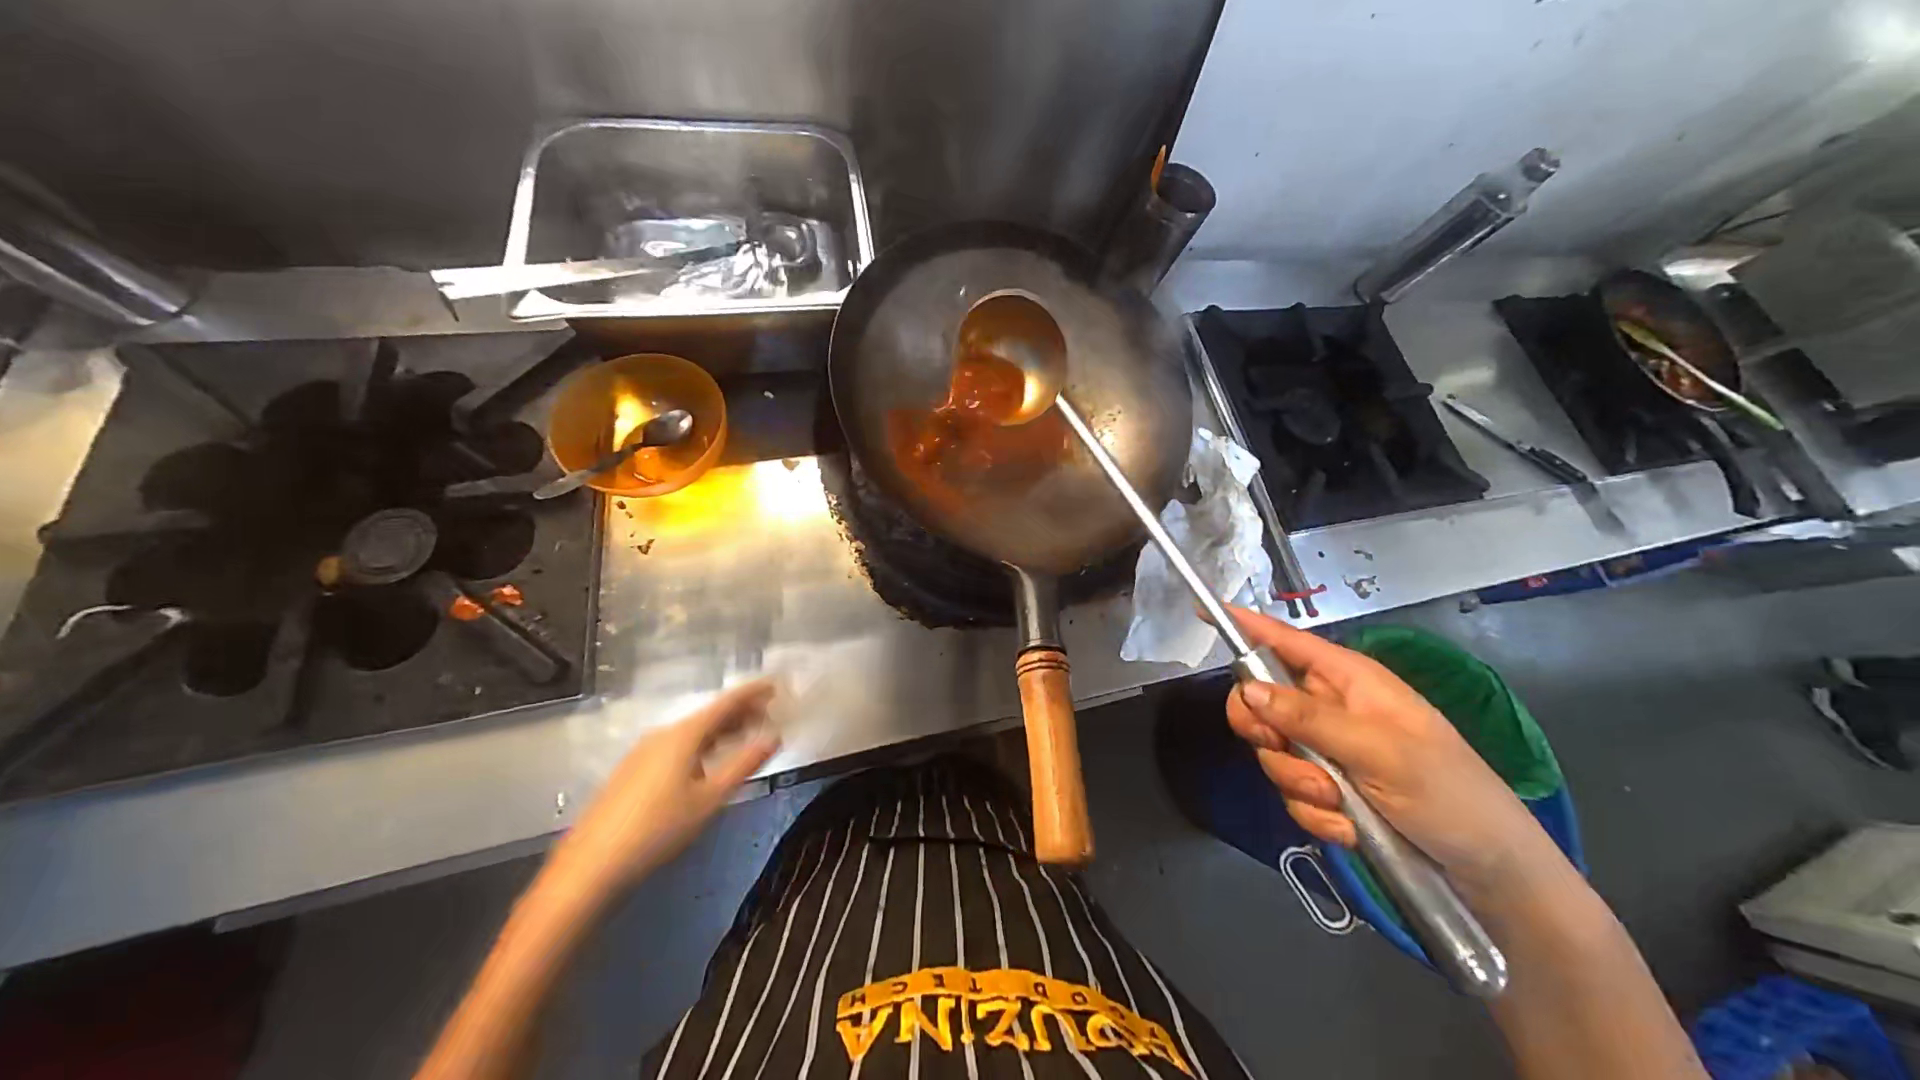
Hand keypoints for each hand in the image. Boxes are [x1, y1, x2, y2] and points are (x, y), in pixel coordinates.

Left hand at [548, 679, 780, 902]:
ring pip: (693, 732)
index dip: (752, 693)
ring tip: (747, 735)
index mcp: (683, 735)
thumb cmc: (659, 829)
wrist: (592, 865)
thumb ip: (744, 764)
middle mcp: (663, 735)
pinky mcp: (634, 771)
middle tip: (770, 714)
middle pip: (708, 715)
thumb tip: (774, 737)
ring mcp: (644, 752)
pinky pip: (679, 745)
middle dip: (740, 712)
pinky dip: (704, 744)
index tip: (776, 686)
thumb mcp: (710, 799)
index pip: (725, 703)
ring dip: (723, 730)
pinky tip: (711, 761)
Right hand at [1223, 606, 1547, 886]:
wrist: (1487, 868)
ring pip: (1271, 752)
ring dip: (1299, 783)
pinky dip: (1313, 813)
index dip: (1244, 625)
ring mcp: (1326, 749)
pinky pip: (1290, 790)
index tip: (1203, 611)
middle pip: (1260, 701)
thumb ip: (1311, 719)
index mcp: (1349, 681)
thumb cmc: (1449, 792)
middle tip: (1284, 750)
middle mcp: (1330, 708)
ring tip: (1341, 804)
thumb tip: (1248, 689)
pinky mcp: (1326, 788)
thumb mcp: (1382, 751)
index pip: (1285, 642)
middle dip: (1268, 734)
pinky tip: (1348, 826)